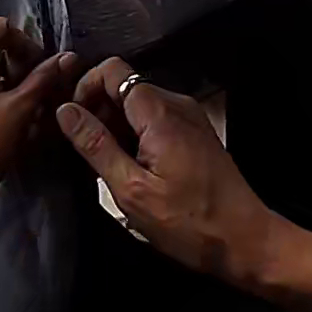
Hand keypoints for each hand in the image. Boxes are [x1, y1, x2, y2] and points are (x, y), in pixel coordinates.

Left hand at [0, 18, 78, 234]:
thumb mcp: (19, 110)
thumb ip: (45, 79)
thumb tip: (69, 57)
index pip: (3, 28)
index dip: (29, 44)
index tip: (44, 71)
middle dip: (21, 66)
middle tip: (39, 93)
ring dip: (10, 86)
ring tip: (27, 113)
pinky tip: (6, 126)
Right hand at [55, 59, 284, 284]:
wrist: (247, 241)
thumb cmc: (188, 222)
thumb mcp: (131, 189)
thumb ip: (96, 145)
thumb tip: (64, 111)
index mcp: (160, 112)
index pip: (113, 70)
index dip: (86, 87)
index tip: (73, 121)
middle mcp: (176, 104)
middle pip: (125, 86)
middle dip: (97, 110)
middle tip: (84, 150)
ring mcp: (189, 117)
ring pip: (137, 103)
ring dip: (114, 125)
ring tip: (103, 164)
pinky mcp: (194, 132)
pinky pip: (154, 118)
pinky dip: (134, 133)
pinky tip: (128, 167)